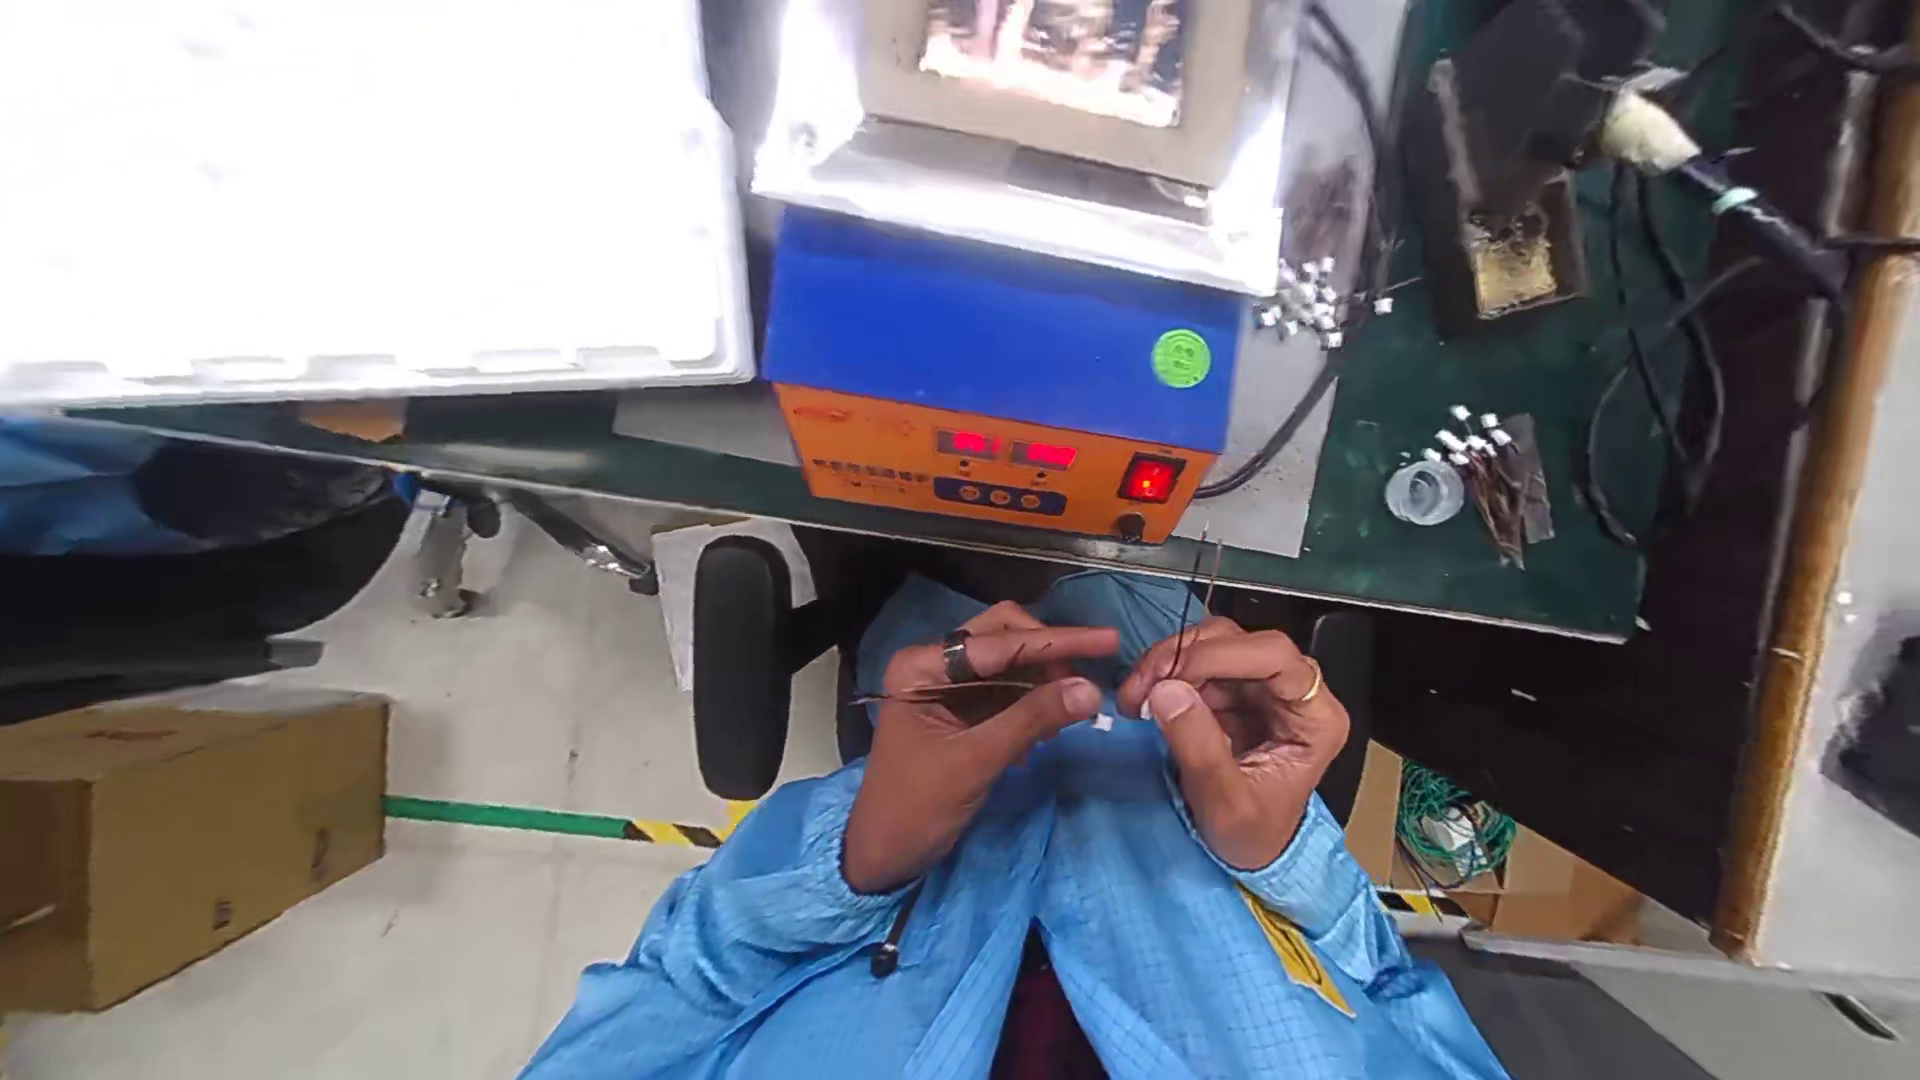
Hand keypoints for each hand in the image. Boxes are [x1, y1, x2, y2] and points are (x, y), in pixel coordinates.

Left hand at [843, 602, 1118, 893]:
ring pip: (1009, 662)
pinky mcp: (963, 707)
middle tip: (1085, 682)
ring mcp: (948, 683)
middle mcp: (933, 663)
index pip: (997, 643)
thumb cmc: (915, 807)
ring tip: (1066, 715)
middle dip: (1047, 655)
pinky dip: (1031, 704)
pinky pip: (1007, 689)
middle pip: (1002, 637)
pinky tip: (1040, 735)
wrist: (884, 854)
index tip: (1107, 640)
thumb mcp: (975, 762)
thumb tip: (1090, 688)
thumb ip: (1031, 720)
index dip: (1055, 642)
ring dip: (1043, 682)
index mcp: (920, 666)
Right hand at [1117, 618, 1349, 870]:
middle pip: (1237, 641)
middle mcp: (1290, 689)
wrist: (1244, 846)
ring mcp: (1257, 685)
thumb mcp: (1227, 803)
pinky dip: (1160, 672)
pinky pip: (1191, 659)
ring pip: (1210, 642)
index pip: (1274, 656)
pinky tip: (1141, 697)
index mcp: (1314, 717)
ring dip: (1165, 661)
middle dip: (1181, 657)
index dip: (1220, 656)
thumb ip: (1201, 748)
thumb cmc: (1252, 834)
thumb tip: (1166, 690)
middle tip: (1140, 690)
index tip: (1171, 679)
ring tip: (1135, 696)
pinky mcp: (1228, 687)